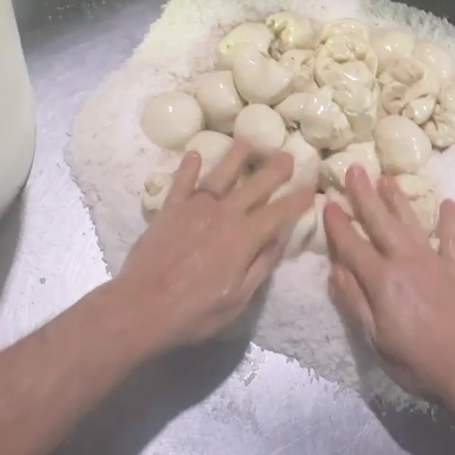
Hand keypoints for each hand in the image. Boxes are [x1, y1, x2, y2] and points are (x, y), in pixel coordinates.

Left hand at [111, 141, 314, 354]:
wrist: (142, 307)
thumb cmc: (195, 312)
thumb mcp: (239, 298)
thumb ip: (261, 265)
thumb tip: (280, 238)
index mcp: (244, 238)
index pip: (278, 213)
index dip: (297, 199)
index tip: (311, 186)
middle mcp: (223, 214)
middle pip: (255, 186)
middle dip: (274, 171)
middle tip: (287, 155)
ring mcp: (194, 208)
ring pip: (220, 175)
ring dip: (235, 157)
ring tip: (247, 142)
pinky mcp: (169, 210)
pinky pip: (181, 183)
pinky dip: (188, 167)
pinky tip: (194, 154)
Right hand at [325, 166, 454, 399]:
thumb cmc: (414, 360)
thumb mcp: (374, 339)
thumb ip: (354, 301)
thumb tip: (335, 268)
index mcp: (382, 280)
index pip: (353, 245)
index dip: (338, 224)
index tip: (327, 202)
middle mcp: (405, 261)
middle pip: (381, 222)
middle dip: (365, 195)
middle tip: (355, 168)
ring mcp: (433, 262)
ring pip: (411, 223)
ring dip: (398, 200)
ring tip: (387, 178)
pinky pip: (452, 239)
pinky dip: (450, 221)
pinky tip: (448, 203)